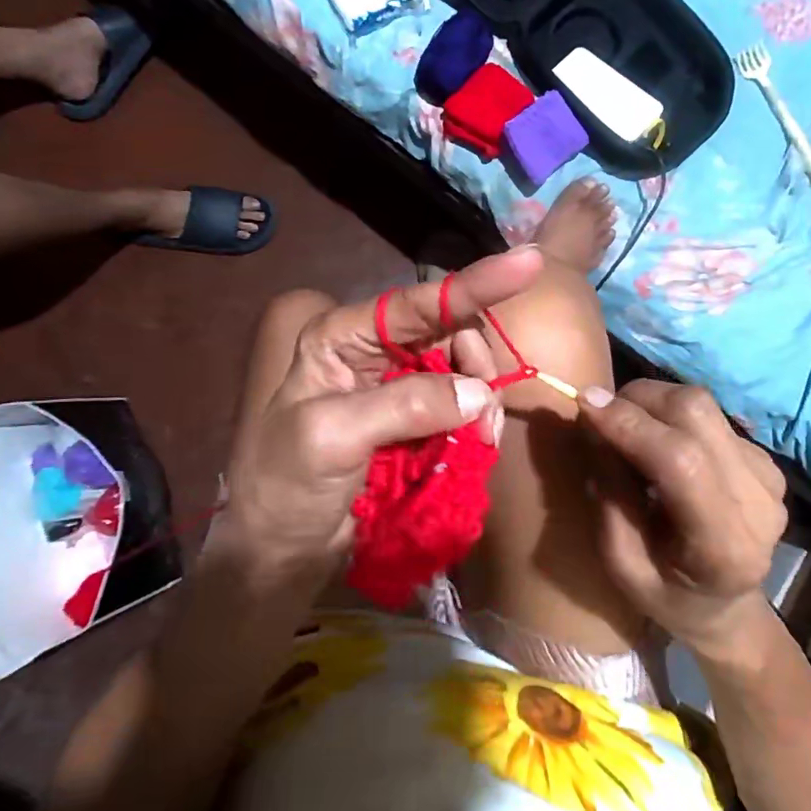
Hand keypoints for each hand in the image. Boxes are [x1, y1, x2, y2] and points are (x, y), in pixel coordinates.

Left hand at [216, 246, 543, 579]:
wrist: (281, 548)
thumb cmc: (285, 483)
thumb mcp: (332, 436)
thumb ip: (404, 406)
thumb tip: (477, 393)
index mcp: (342, 337)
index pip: (416, 303)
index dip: (473, 284)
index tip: (529, 262)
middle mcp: (373, 351)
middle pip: (449, 332)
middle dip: (476, 364)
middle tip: (484, 416)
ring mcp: (396, 387)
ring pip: (461, 370)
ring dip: (480, 399)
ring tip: (479, 439)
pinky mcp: (414, 422)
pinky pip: (461, 407)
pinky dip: (476, 421)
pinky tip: (476, 444)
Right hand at [579, 380, 788, 661]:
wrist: (726, 607)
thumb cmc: (666, 595)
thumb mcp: (622, 564)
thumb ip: (609, 497)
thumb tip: (593, 428)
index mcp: (723, 544)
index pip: (680, 461)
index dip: (630, 424)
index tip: (584, 403)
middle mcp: (757, 502)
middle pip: (696, 413)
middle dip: (637, 399)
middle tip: (600, 414)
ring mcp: (767, 476)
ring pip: (702, 405)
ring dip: (652, 401)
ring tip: (625, 425)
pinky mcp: (764, 459)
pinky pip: (709, 415)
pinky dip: (670, 415)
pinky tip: (657, 441)